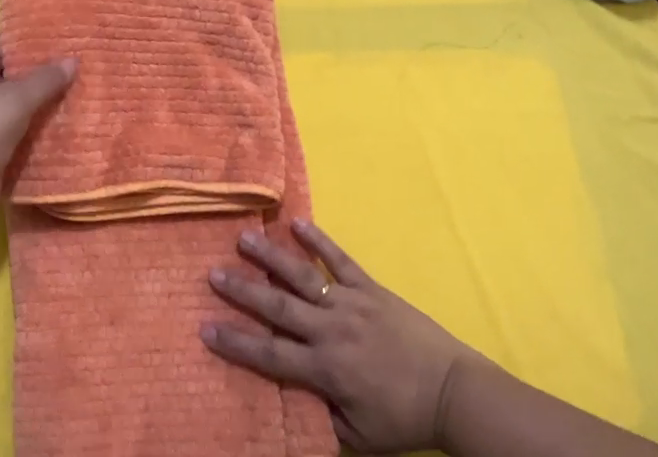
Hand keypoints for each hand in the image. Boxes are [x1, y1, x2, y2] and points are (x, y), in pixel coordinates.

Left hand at [0, 33, 76, 189]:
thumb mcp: (18, 99)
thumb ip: (46, 78)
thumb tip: (72, 59)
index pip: (1, 39)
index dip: (28, 33)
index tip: (58, 30)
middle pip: (8, 67)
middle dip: (38, 64)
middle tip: (72, 57)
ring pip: (12, 95)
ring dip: (37, 93)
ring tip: (72, 83)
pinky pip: (13, 119)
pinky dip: (32, 116)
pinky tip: (58, 116)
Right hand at [201, 220, 476, 454]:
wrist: (453, 391)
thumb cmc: (402, 418)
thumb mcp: (357, 436)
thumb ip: (321, 419)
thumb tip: (290, 404)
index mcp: (324, 369)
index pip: (270, 355)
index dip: (236, 343)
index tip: (205, 329)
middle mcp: (331, 329)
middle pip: (278, 306)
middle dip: (242, 290)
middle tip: (212, 272)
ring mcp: (350, 303)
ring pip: (302, 275)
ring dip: (271, 256)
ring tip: (243, 237)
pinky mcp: (371, 288)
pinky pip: (339, 260)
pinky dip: (319, 240)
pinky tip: (297, 222)